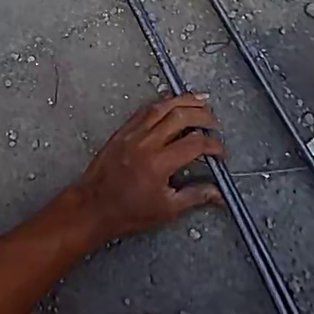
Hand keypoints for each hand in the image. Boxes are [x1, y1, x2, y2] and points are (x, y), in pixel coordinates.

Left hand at [63, 93, 224, 245]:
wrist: (93, 207)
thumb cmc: (127, 212)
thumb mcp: (166, 210)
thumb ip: (195, 196)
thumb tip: (218, 194)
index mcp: (159, 163)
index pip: (194, 144)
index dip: (213, 146)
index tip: (219, 153)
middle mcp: (146, 142)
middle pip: (180, 116)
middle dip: (202, 116)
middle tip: (214, 123)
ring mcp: (133, 133)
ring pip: (162, 106)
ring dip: (184, 100)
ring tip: (200, 100)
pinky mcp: (123, 130)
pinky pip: (144, 109)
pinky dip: (161, 103)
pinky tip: (171, 102)